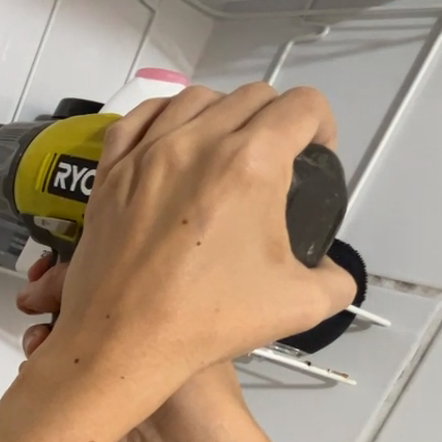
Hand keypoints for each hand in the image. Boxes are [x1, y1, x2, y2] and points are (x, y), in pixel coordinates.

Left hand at [28, 83, 355, 393]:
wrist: (120, 343)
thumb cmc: (204, 322)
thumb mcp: (302, 304)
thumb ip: (335, 277)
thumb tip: (328, 269)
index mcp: (250, 162)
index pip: (303, 107)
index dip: (321, 127)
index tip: (314, 157)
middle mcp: (194, 145)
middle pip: (249, 98)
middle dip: (273, 120)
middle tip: (271, 162)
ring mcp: (142, 158)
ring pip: (191, 101)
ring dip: (218, 114)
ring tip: (221, 151)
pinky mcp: (106, 177)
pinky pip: (133, 122)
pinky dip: (158, 119)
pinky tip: (168, 142)